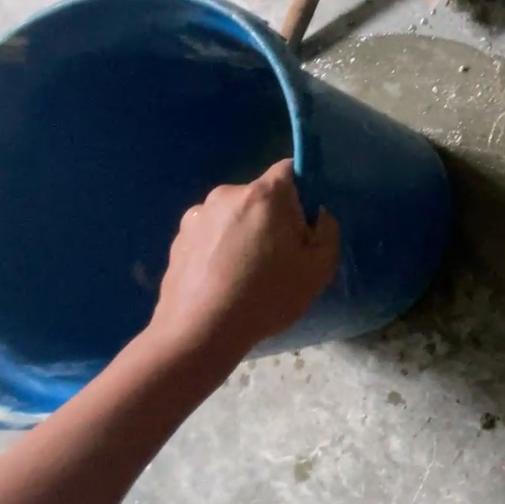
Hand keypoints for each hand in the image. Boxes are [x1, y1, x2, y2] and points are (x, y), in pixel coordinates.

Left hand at [148, 159, 339, 362]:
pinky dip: (222, 247)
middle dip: (275, 215)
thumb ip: (327, 230)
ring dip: (246, 231)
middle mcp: (227, 195)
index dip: (305, 188)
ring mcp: (196, 217)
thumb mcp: (319, 266)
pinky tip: (226, 278)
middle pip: (262, 195)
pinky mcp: (177, 240)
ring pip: (236, 214)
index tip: (310, 217)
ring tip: (250, 270)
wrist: (198, 334)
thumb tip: (317, 215)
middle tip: (283, 252)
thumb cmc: (267, 295)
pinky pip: (212, 233)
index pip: (291, 168)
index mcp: (265, 195)